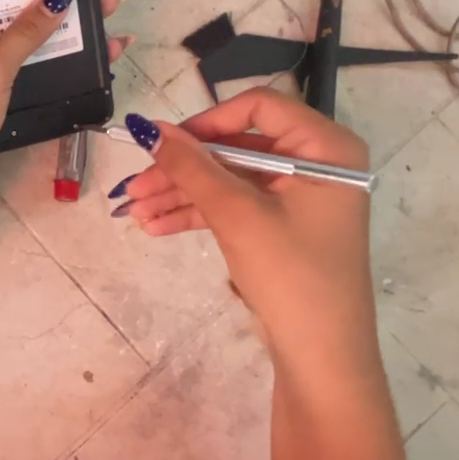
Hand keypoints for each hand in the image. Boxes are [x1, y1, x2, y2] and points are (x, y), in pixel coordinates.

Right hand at [115, 88, 374, 354]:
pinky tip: (156, 227)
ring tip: (134, 213)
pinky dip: (194, 213)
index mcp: (324, 148)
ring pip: (226, 179)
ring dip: (179, 194)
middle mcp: (314, 164)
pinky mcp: (279, 225)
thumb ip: (190, 166)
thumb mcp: (235, 214)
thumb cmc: (291, 273)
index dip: (206, 122)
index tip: (164, 144)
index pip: (258, 107)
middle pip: (234, 147)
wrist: (321, 352)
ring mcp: (296, 197)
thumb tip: (147, 127)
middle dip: (181, 169)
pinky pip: (230, 205)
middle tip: (134, 187)